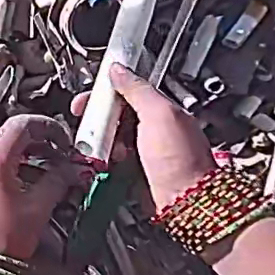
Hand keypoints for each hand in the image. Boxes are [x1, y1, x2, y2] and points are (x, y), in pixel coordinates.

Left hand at [0, 115, 82, 259]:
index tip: (65, 139)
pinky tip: (41, 178)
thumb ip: (59, 181)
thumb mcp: (39, 207)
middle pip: (15, 131)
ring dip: (35, 150)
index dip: (49, 127)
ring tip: (57, 164)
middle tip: (64, 149)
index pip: (22, 124)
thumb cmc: (2, 240)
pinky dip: (25, 162)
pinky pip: (6, 161)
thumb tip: (74, 169)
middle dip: (43, 137)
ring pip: (10, 145)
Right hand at [67, 63, 216, 208]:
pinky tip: (104, 159)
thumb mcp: (160, 115)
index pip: (127, 91)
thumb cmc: (182, 162)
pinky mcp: (135, 171)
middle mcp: (153, 128)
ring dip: (100, 138)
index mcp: (162, 109)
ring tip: (98, 144)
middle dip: (98, 117)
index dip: (105, 93)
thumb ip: (138, 89)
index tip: (88, 98)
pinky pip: (110, 157)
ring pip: (110, 135)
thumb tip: (118, 70)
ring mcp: (144, 150)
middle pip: (115, 113)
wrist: (187, 204)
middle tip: (87, 122)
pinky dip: (103, 156)